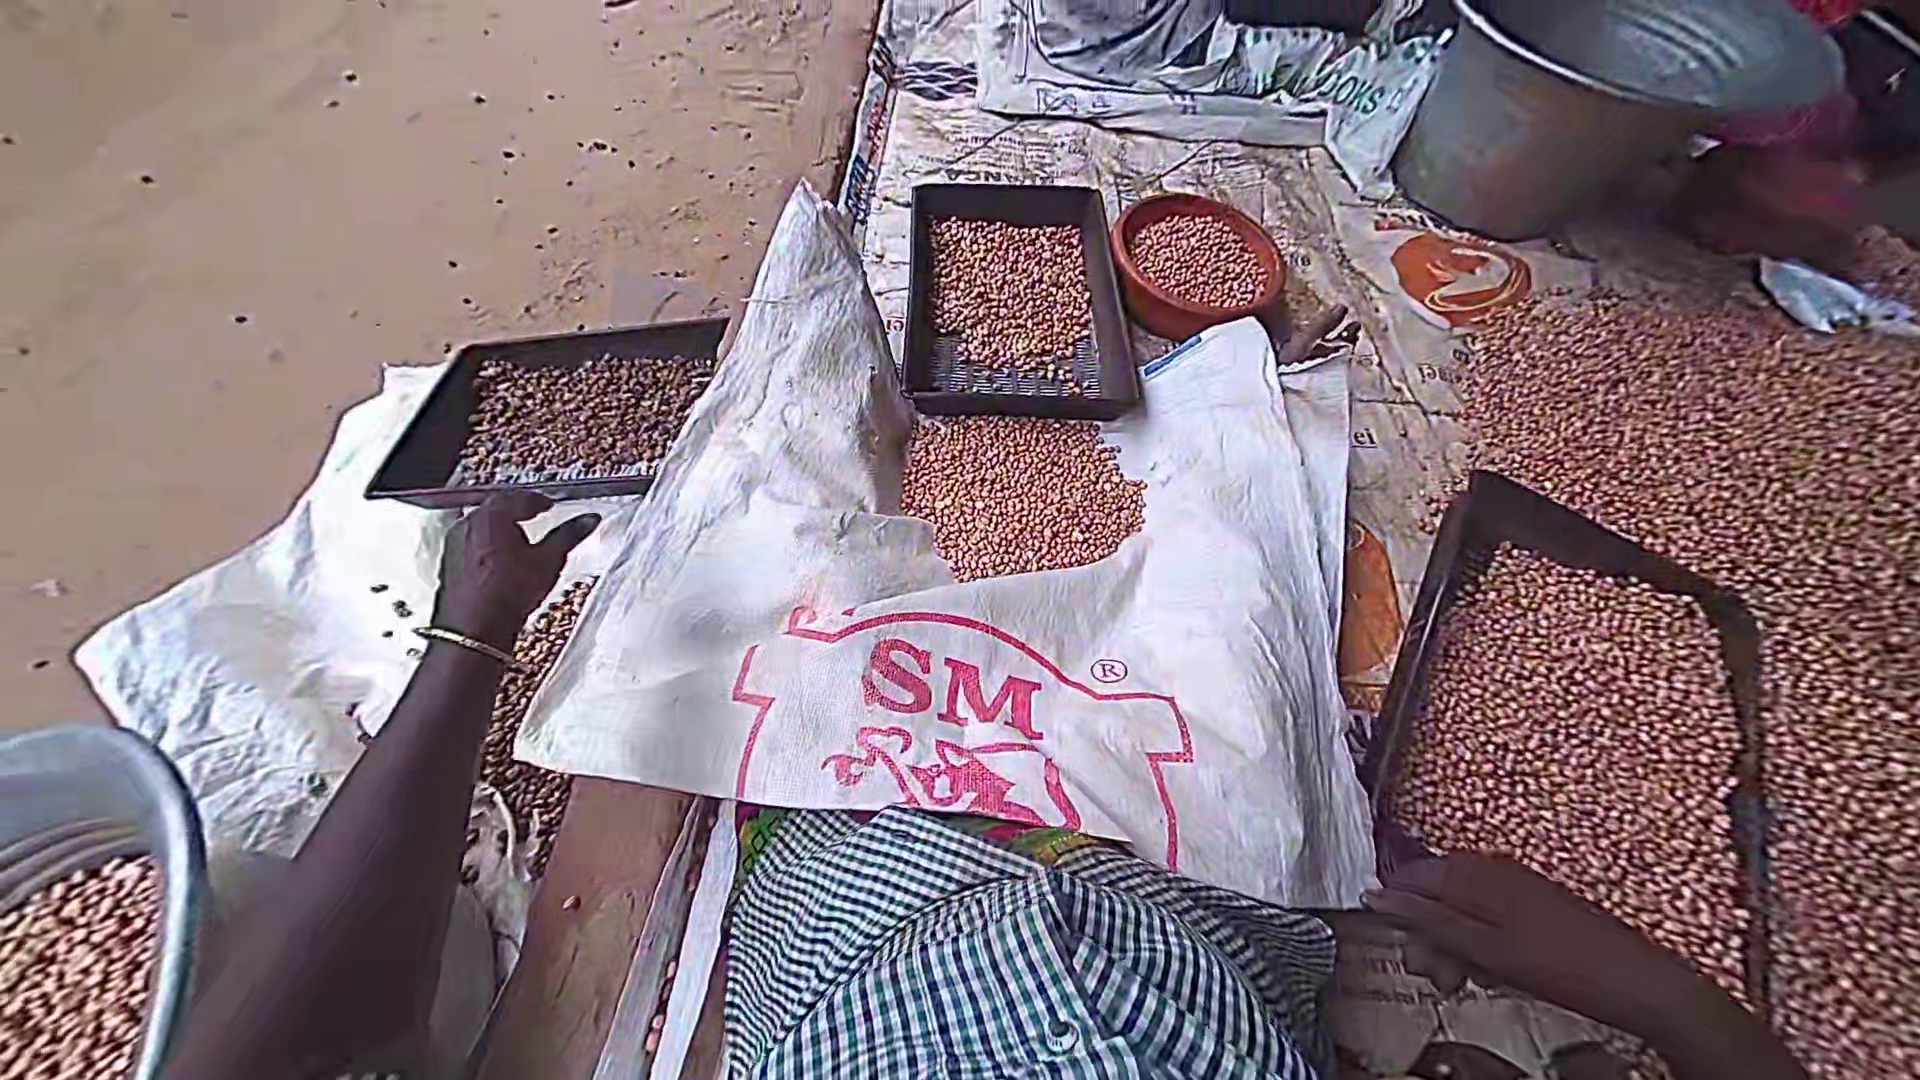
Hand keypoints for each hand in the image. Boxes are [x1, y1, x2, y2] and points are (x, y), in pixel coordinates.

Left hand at [432, 493, 600, 651]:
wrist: (475, 628)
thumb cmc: (506, 593)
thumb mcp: (549, 559)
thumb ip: (569, 535)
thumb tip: (588, 520)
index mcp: (491, 518)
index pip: (516, 497)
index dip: (537, 500)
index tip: (548, 504)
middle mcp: (468, 526)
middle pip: (495, 507)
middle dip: (518, 509)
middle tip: (536, 513)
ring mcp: (455, 544)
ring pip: (482, 524)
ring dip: (503, 525)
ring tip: (523, 535)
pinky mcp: (451, 563)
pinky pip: (473, 541)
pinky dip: (490, 541)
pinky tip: (504, 557)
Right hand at [1364, 855, 1714, 1037]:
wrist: (1649, 986)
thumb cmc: (1559, 965)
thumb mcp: (1483, 948)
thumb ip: (1426, 920)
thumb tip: (1373, 896)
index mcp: (1467, 870)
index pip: (1406, 876)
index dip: (1394, 908)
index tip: (1398, 944)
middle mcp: (1485, 867)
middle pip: (1434, 894)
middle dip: (1426, 934)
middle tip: (1433, 976)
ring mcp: (1512, 883)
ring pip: (1461, 907)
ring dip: (1452, 943)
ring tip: (1460, 981)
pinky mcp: (1534, 902)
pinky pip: (1487, 914)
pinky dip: (1479, 940)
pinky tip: (1490, 971)